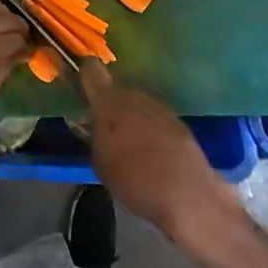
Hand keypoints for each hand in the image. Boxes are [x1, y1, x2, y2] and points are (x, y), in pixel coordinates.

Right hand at [78, 58, 242, 240]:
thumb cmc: (135, 180)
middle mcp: (135, 96)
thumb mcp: (100, 163)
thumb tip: (94, 123)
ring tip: (129, 145)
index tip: (80, 83)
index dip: (85, 73)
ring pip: (137, 105)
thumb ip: (94, 136)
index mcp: (109, 102)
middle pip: (117, 91)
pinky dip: (150, 129)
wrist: (188, 195)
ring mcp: (159, 106)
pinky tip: (152, 152)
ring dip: (131, 118)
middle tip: (105, 130)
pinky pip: (154, 118)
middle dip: (110, 106)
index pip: (92, 72)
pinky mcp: (178, 121)